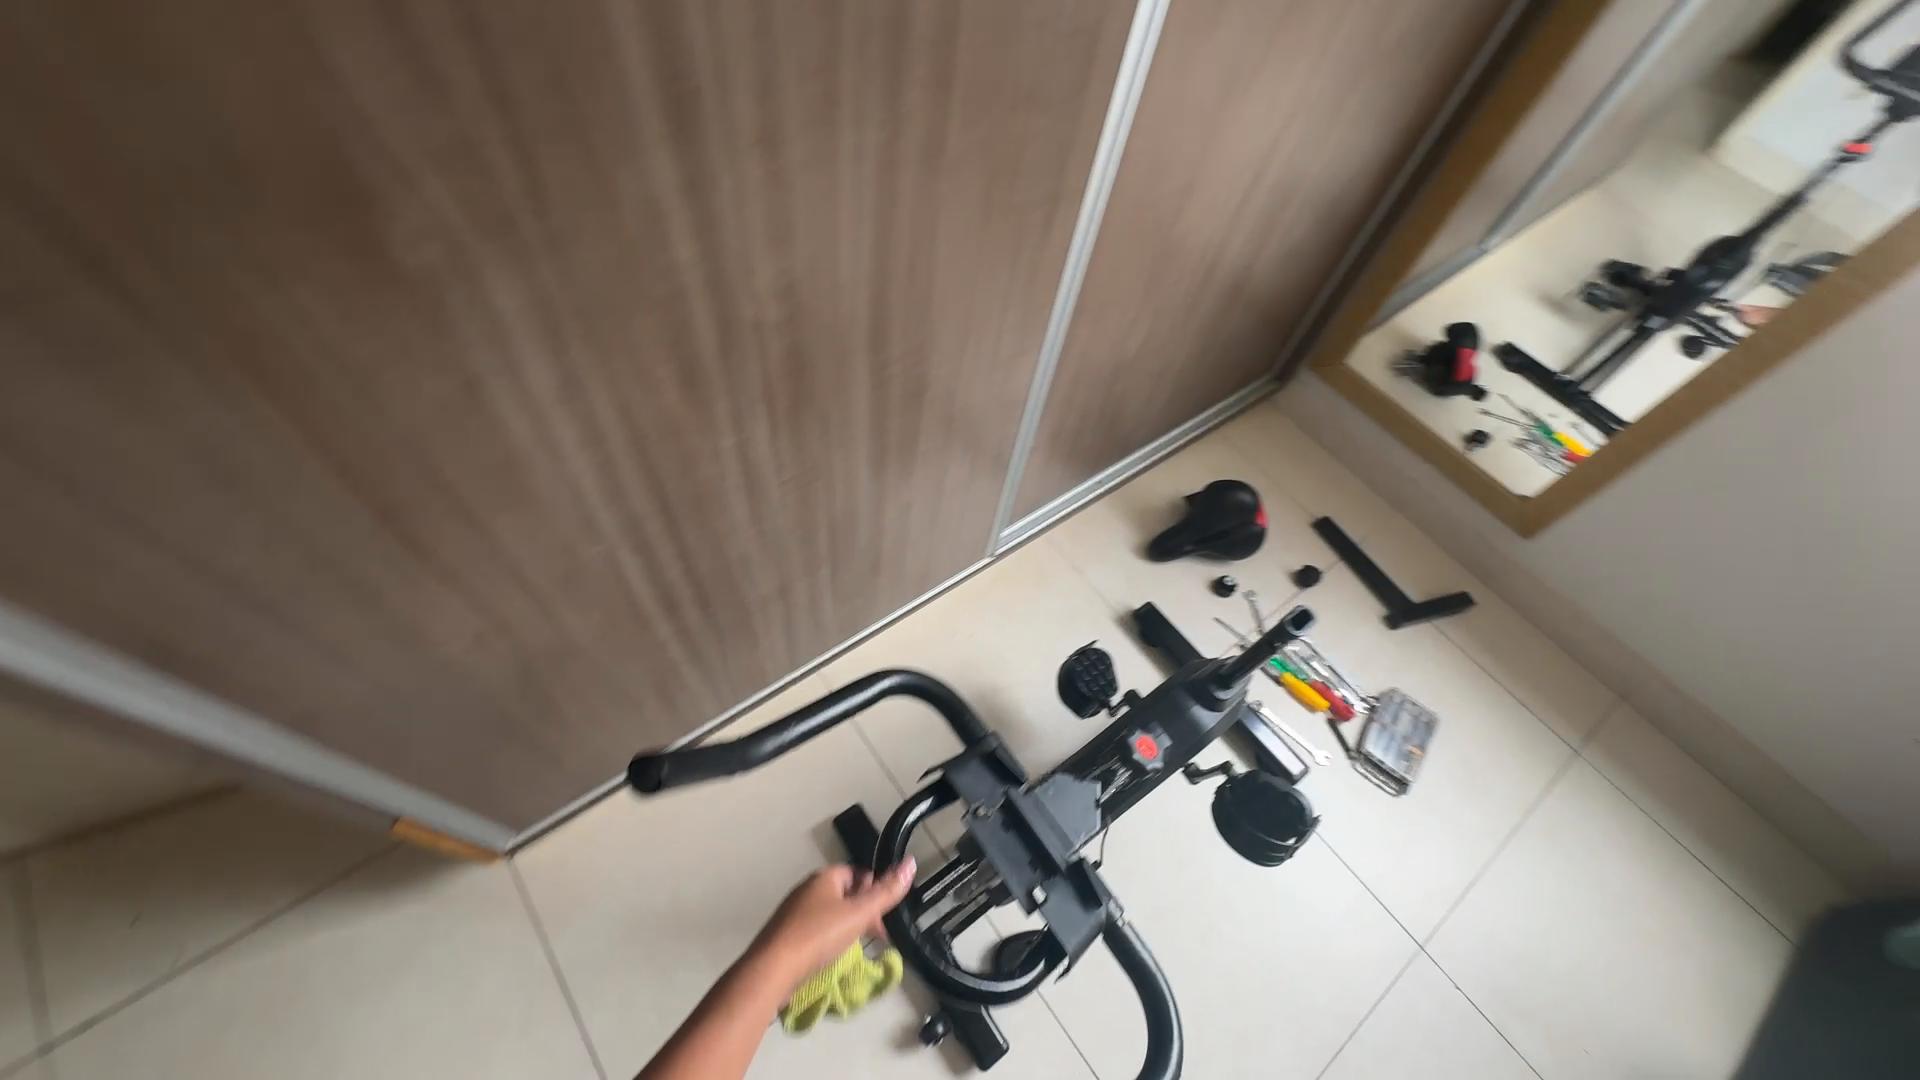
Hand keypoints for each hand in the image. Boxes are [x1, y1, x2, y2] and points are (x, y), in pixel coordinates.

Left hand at [747, 858, 916, 991]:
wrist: (773, 969)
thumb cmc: (818, 935)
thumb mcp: (859, 913)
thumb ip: (886, 892)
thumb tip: (910, 863)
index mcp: (824, 877)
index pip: (857, 873)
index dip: (874, 889)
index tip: (886, 911)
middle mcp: (807, 889)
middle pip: (844, 893)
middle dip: (862, 910)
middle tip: (877, 933)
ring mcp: (794, 912)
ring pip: (829, 912)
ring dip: (846, 925)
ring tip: (857, 946)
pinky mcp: (785, 935)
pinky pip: (815, 930)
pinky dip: (829, 938)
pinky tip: (832, 955)